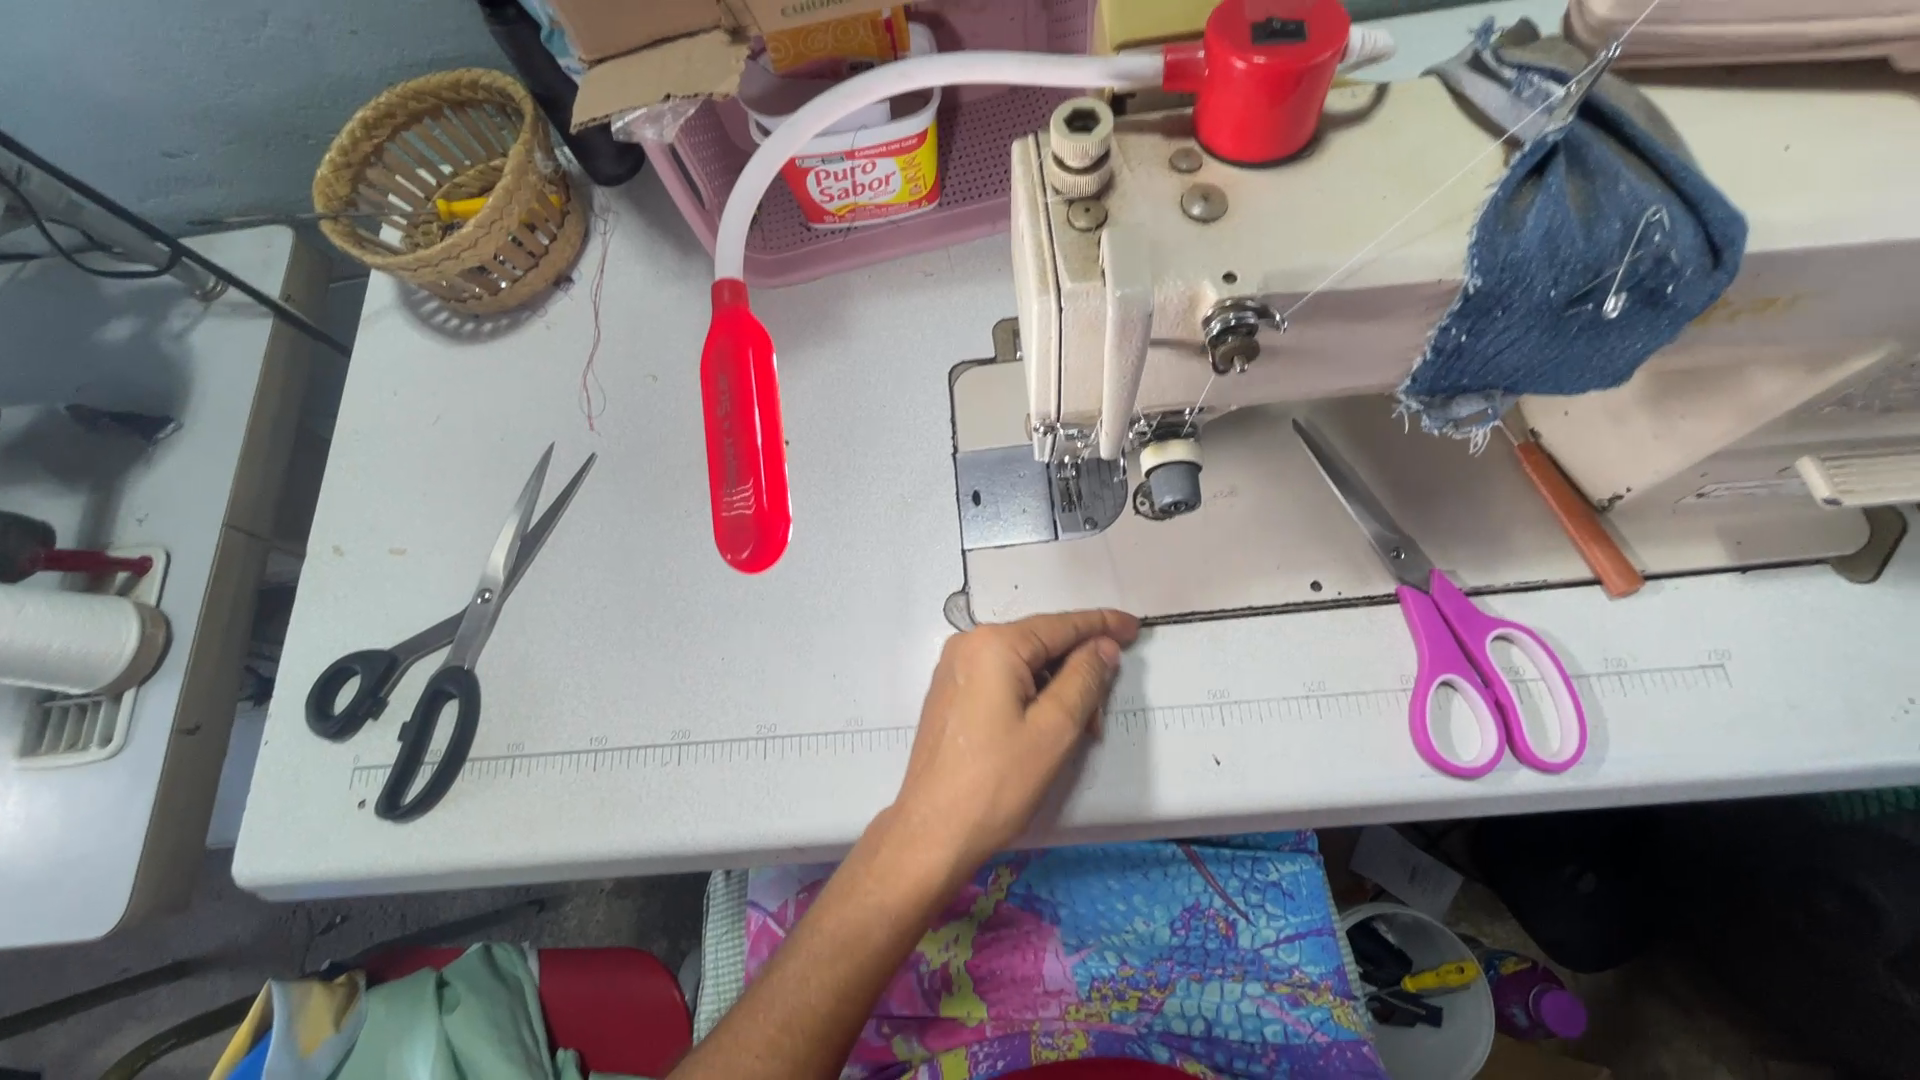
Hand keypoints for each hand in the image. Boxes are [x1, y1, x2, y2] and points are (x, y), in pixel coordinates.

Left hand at [888, 609, 1141, 876]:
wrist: (932, 831)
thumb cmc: (997, 782)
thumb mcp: (1054, 729)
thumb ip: (1084, 679)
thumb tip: (1103, 646)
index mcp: (993, 644)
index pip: (1060, 625)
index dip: (1102, 625)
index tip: (1134, 627)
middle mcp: (968, 645)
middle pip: (1040, 643)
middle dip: (1079, 669)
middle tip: (1104, 708)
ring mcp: (955, 669)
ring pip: (1023, 664)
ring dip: (1057, 688)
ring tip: (1079, 730)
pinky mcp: (951, 694)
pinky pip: (1002, 679)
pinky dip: (1032, 695)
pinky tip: (1047, 727)